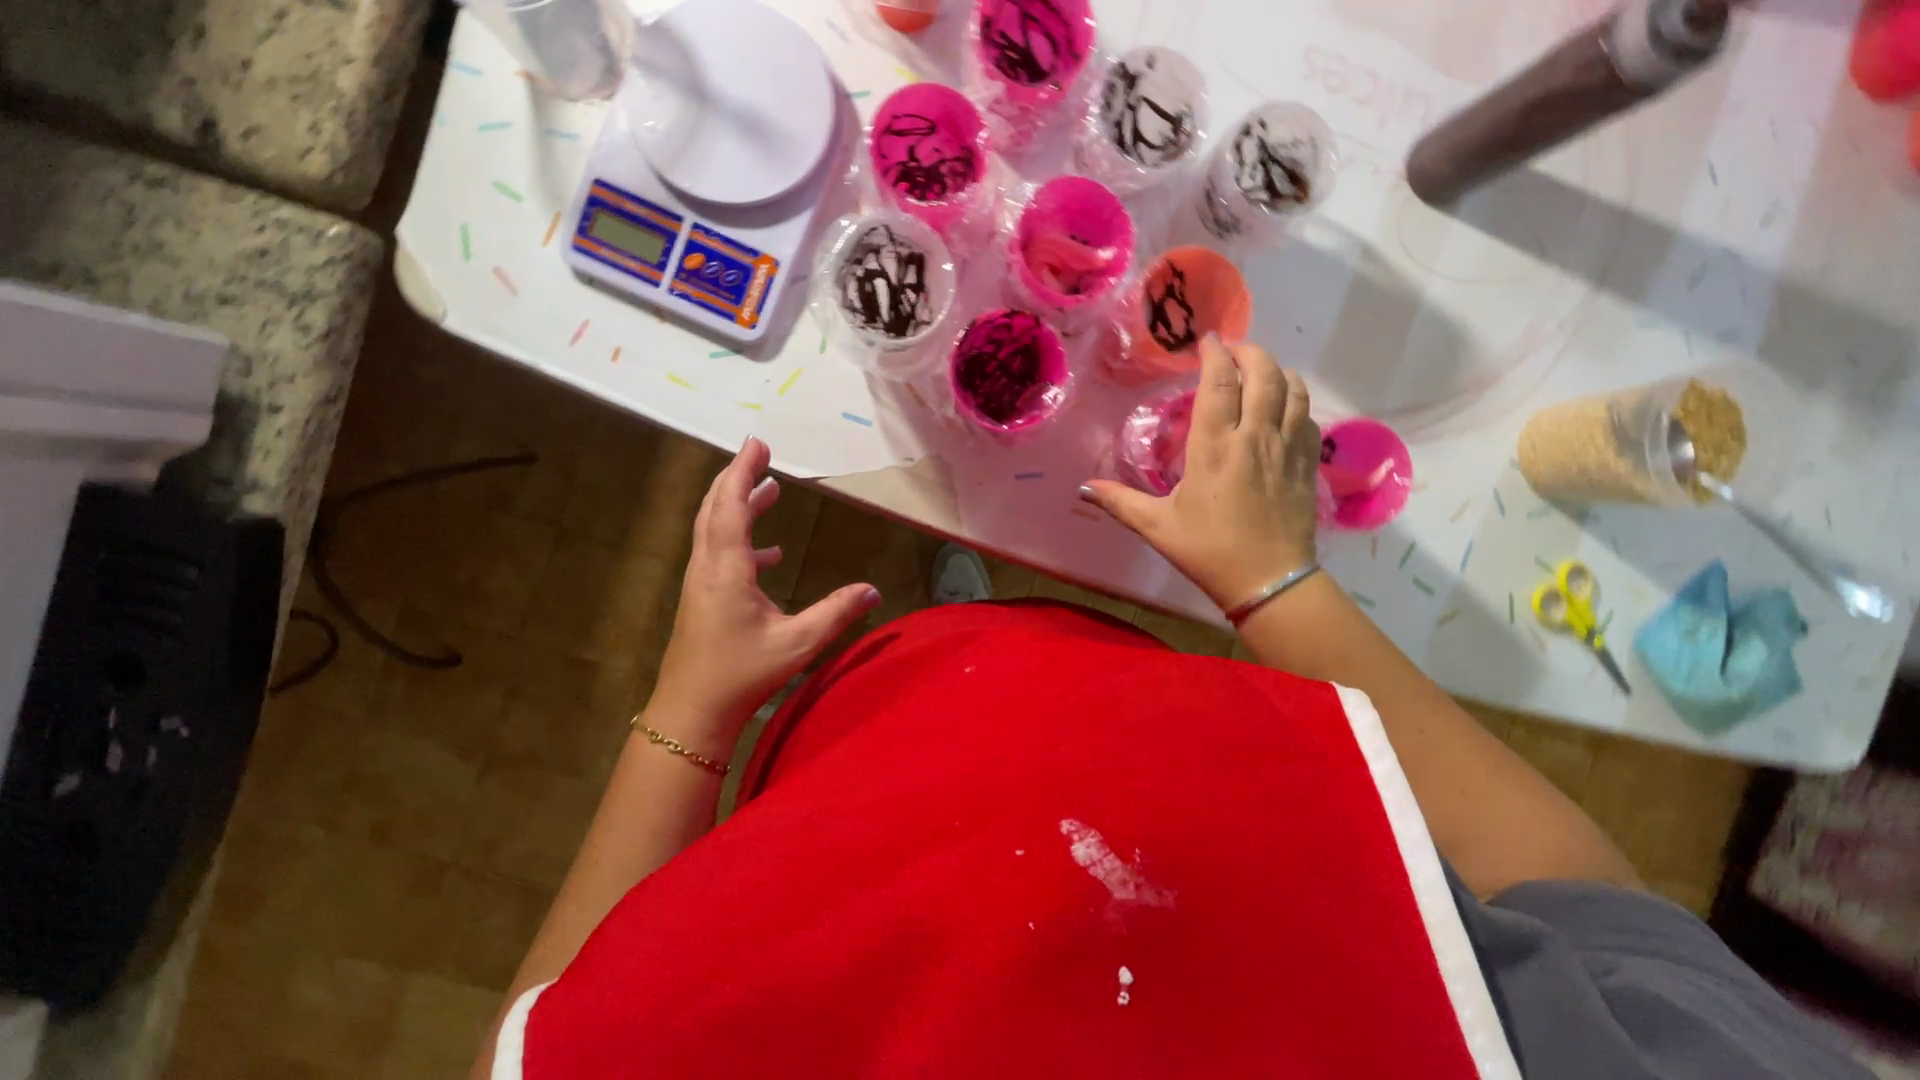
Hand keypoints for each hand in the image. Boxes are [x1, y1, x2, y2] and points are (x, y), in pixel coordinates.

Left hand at [648, 437, 879, 754]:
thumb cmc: (742, 675)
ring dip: (738, 505)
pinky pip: (718, 552)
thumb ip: (836, 613)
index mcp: (726, 568)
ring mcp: (700, 583)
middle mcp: (707, 566)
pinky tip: (769, 553)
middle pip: (715, 507)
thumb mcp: (797, 643)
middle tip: (761, 452)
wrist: (691, 712)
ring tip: (770, 491)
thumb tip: (873, 590)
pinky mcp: (701, 599)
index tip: (758, 442)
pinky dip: (740, 539)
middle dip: (737, 477)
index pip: (732, 505)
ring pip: (714, 528)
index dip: (745, 471)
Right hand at [1082, 337, 1320, 610]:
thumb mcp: (1158, 527)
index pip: (1219, 383)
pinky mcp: (1307, 464)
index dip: (1214, 354)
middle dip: (1249, 352)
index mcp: (1214, 447)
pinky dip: (1297, 401)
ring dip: (1278, 371)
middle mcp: (1253, 437)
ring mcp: (1286, 449)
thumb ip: (1120, 502)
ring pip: (1292, 390)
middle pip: (1262, 374)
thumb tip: (1083, 488)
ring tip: (1262, 369)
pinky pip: (1308, 418)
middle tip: (1233, 349)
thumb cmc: (1209, 551)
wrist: (1269, 581)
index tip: (1206, 341)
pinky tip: (1286, 406)